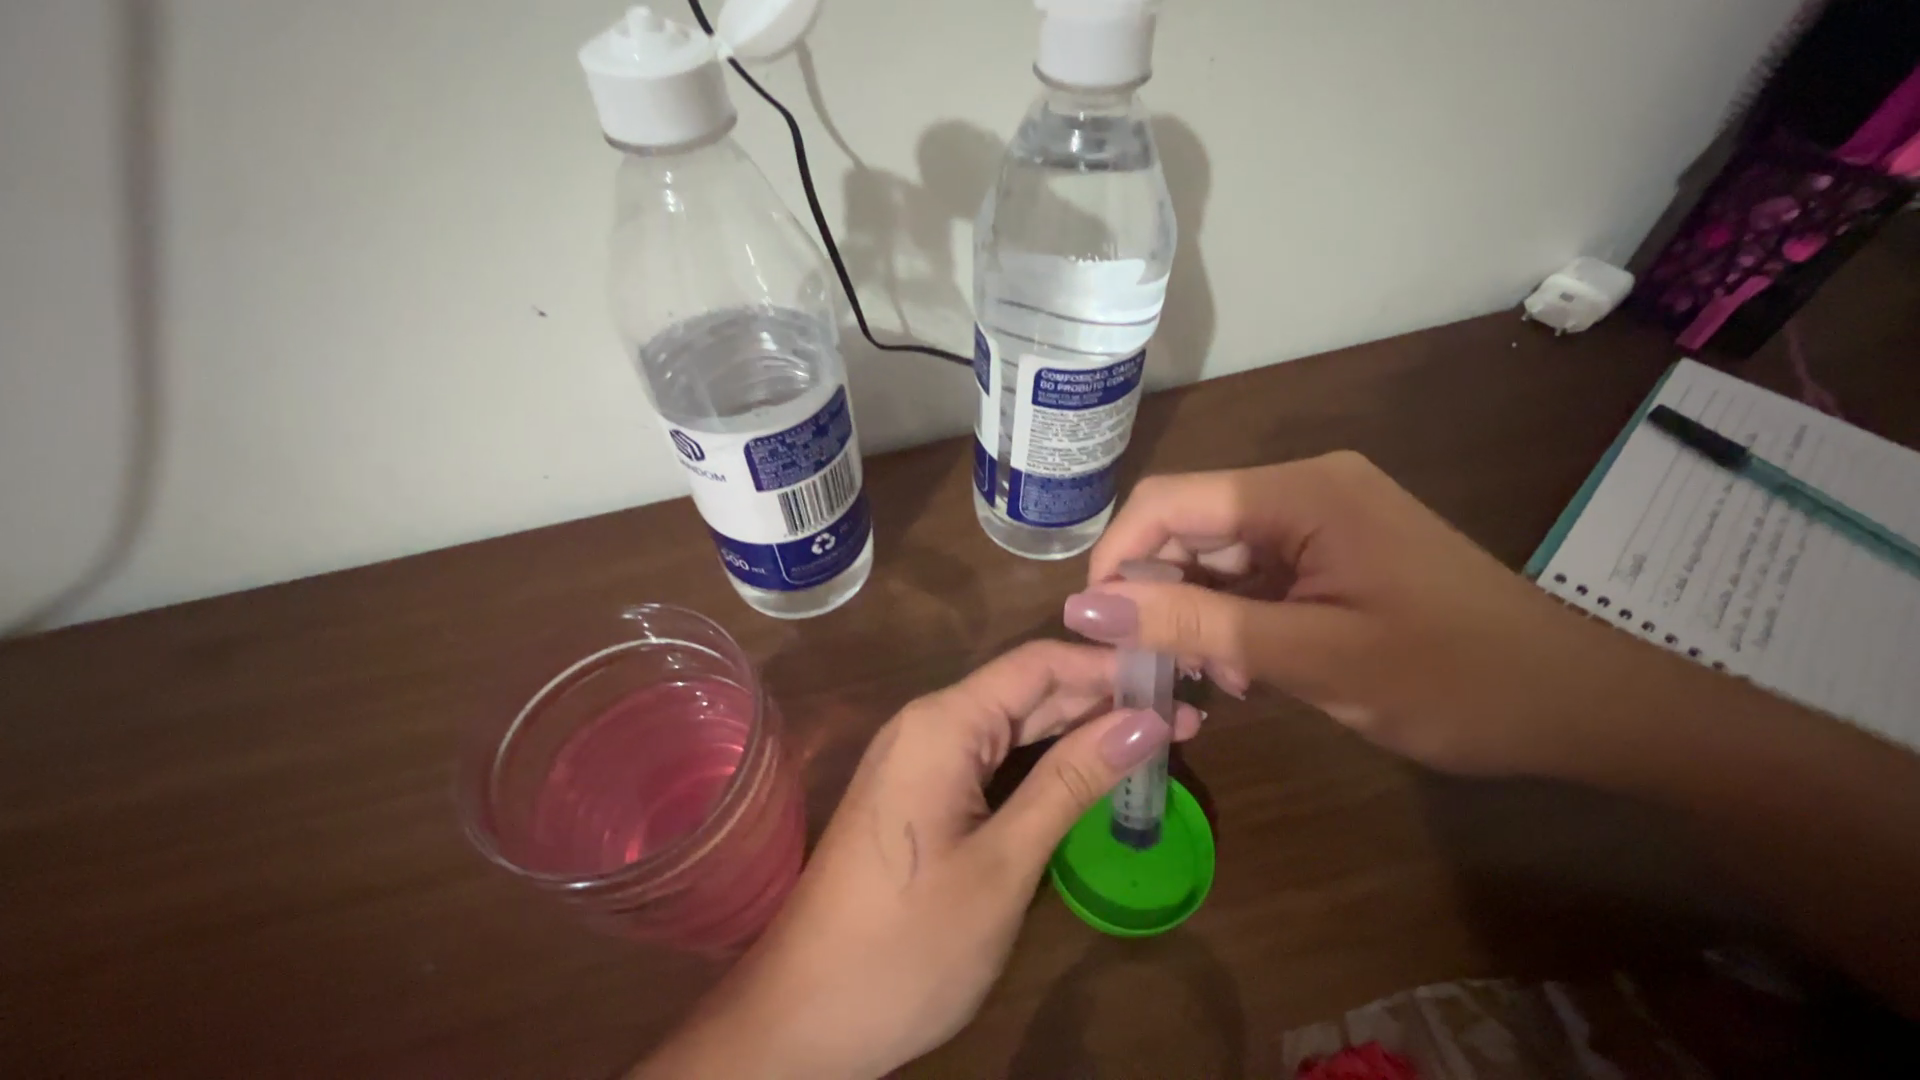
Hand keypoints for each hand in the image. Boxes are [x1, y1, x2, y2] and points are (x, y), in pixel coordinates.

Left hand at [634, 641, 1203, 1079]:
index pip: (1039, 664)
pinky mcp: (919, 794)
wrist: (803, 1018)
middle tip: (1185, 718)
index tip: (1177, 681)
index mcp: (941, 723)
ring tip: (1156, 740)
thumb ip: (1070, 782)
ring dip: (1078, 729)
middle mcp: (927, 724)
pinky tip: (1089, 771)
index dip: (1109, 668)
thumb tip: (1147, 720)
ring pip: (1011, 724)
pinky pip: (990, 758)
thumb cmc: (907, 945)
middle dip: (1103, 699)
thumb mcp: (1003, 864)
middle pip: (1027, 689)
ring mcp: (919, 760)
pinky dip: (1043, 761)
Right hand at [1063, 452, 1614, 776]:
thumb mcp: (1309, 656)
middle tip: (1161, 669)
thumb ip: (1194, 625)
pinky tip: (1251, 670)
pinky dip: (1238, 619)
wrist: (1578, 706)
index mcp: (1301, 491)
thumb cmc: (1452, 680)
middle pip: (1191, 526)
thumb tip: (1086, 609)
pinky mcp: (1336, 550)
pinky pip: (1257, 574)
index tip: (1096, 629)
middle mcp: (1304, 486)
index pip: (1169, 501)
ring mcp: (1324, 518)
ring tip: (1221, 681)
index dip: (1117, 558)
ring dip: (1201, 614)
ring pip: (1219, 556)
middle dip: (1161, 594)